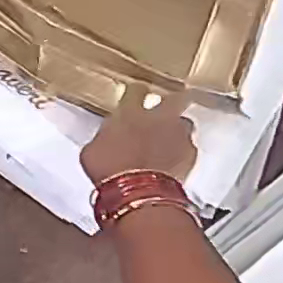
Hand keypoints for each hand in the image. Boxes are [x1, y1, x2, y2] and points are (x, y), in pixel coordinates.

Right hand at [81, 88, 196, 185]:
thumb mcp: (91, 151)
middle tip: (166, 107)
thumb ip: (104, 138)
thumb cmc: (110, 170)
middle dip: (172, 101)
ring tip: (167, 140)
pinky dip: (181, 153)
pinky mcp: (190, 154)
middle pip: (175, 97)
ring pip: (185, 123)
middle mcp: (157, 118)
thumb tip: (104, 141)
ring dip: (177, 129)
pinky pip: (189, 148)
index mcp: (128, 113)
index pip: (136, 91)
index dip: (135, 92)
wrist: (137, 191)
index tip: (135, 93)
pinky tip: (171, 162)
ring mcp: (177, 134)